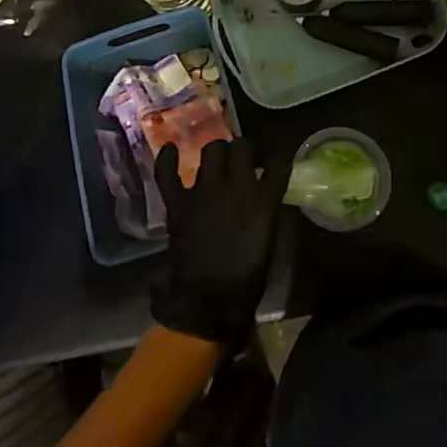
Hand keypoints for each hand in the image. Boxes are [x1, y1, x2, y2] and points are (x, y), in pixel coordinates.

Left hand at [152, 137, 289, 346]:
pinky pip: (168, 172)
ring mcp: (205, 191)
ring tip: (215, 159)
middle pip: (241, 147)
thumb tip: (263, 192)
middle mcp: (237, 187)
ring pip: (211, 151)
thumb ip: (267, 211)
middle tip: (239, 159)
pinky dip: (167, 159)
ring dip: (215, 152)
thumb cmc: (247, 278)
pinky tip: (172, 149)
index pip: (278, 163)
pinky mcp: (179, 202)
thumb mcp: (268, 240)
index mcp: (264, 201)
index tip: (270, 162)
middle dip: (241, 149)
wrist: (212, 300)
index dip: (275, 158)